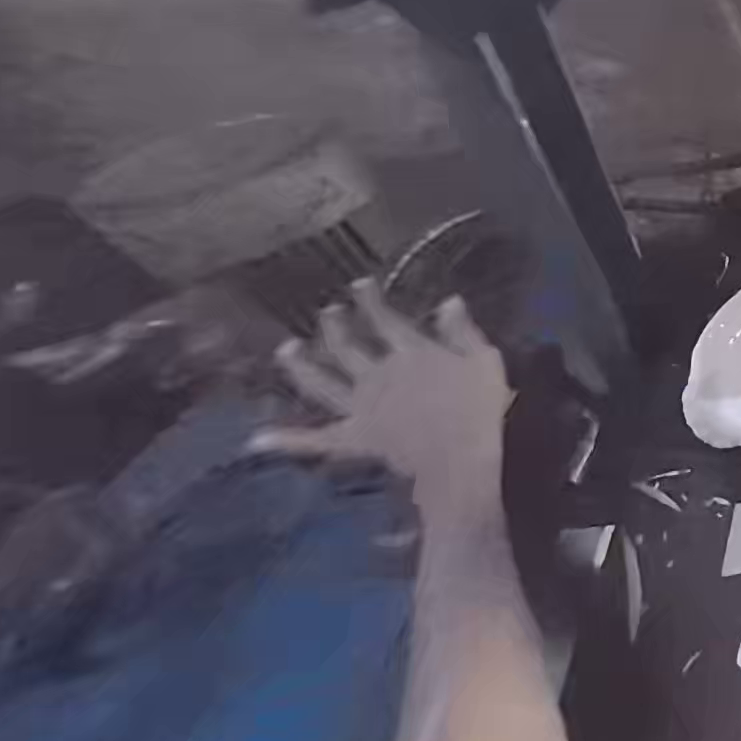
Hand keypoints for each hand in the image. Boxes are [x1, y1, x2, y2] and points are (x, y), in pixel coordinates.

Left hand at [258, 279, 510, 517]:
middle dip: (335, 326)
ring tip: (285, 350)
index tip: (359, 284)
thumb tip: (448, 301)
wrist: (460, 455)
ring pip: (321, 383)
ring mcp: (360, 407)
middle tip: (328, 312)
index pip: (385, 320)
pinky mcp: (354, 438)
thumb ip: (462, 331)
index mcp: (411, 353)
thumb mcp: (484, 359)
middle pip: (347, 346)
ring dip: (300, 366)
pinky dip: (287, 440)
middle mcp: (377, 374)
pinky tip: (257, 439)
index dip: (370, 301)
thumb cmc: (481, 404)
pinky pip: (316, 439)